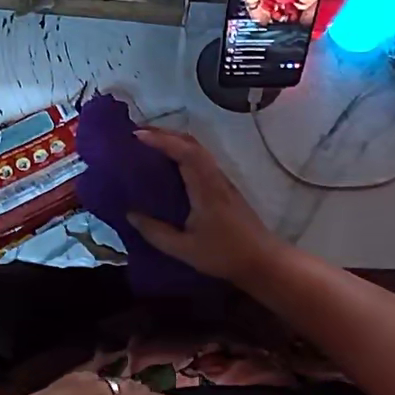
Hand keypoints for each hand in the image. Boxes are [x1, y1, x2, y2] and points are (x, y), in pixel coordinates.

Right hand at [127, 126, 288, 283]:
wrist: (263, 261)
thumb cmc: (225, 255)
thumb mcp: (185, 250)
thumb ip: (156, 232)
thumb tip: (131, 215)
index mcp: (206, 189)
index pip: (185, 153)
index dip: (161, 140)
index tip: (137, 135)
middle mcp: (215, 178)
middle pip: (192, 144)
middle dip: (165, 134)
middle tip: (137, 134)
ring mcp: (222, 181)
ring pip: (198, 150)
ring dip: (174, 141)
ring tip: (149, 144)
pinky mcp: (225, 187)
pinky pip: (201, 160)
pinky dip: (183, 152)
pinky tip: (170, 162)